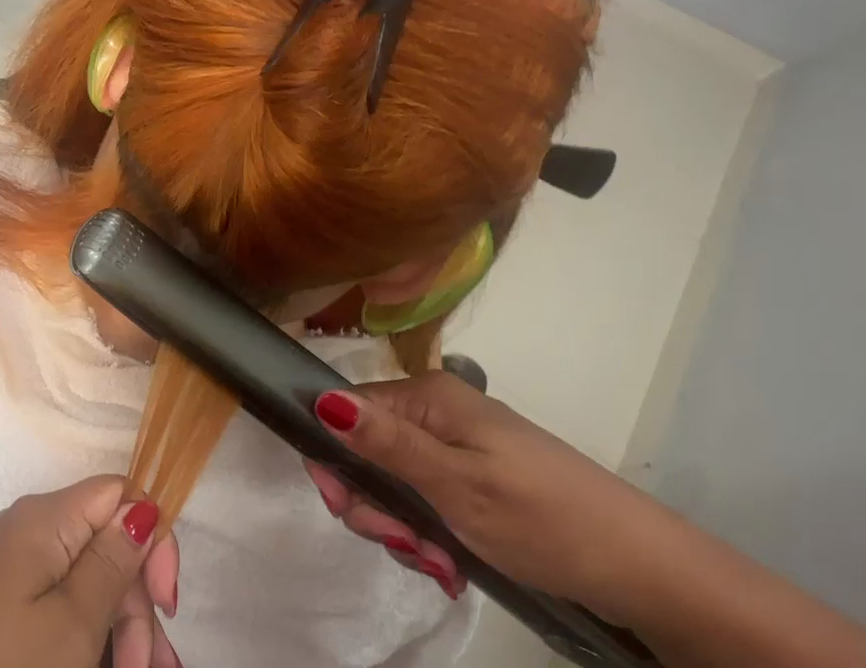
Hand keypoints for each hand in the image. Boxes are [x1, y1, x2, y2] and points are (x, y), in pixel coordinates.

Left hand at [0, 475, 181, 667]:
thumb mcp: (73, 619)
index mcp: (45, 518)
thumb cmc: (5, 660)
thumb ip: (113, 561)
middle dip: (137, 603)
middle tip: (149, 666)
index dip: (153, 536)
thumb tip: (143, 507)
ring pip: (91, 580)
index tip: (166, 601)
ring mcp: (17, 565)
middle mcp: (31, 530)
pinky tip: (112, 664)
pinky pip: (64, 601)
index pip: (118, 492)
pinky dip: (92, 632)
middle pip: (108, 544)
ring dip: (122, 627)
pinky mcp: (8, 597)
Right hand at [303, 371, 675, 617]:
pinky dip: (429, 535)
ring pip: (393, 484)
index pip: (343, 411)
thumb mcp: (457, 485)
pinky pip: (425, 502)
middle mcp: (439, 414)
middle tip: (407, 546)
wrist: (650, 573)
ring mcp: (461, 448)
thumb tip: (322, 400)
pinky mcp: (478, 481)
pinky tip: (451, 563)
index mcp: (429, 398)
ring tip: (439, 564)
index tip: (346, 508)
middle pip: (365, 451)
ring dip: (403, 529)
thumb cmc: (546, 521)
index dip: (333, 459)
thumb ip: (386, 444)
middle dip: (375, 506)